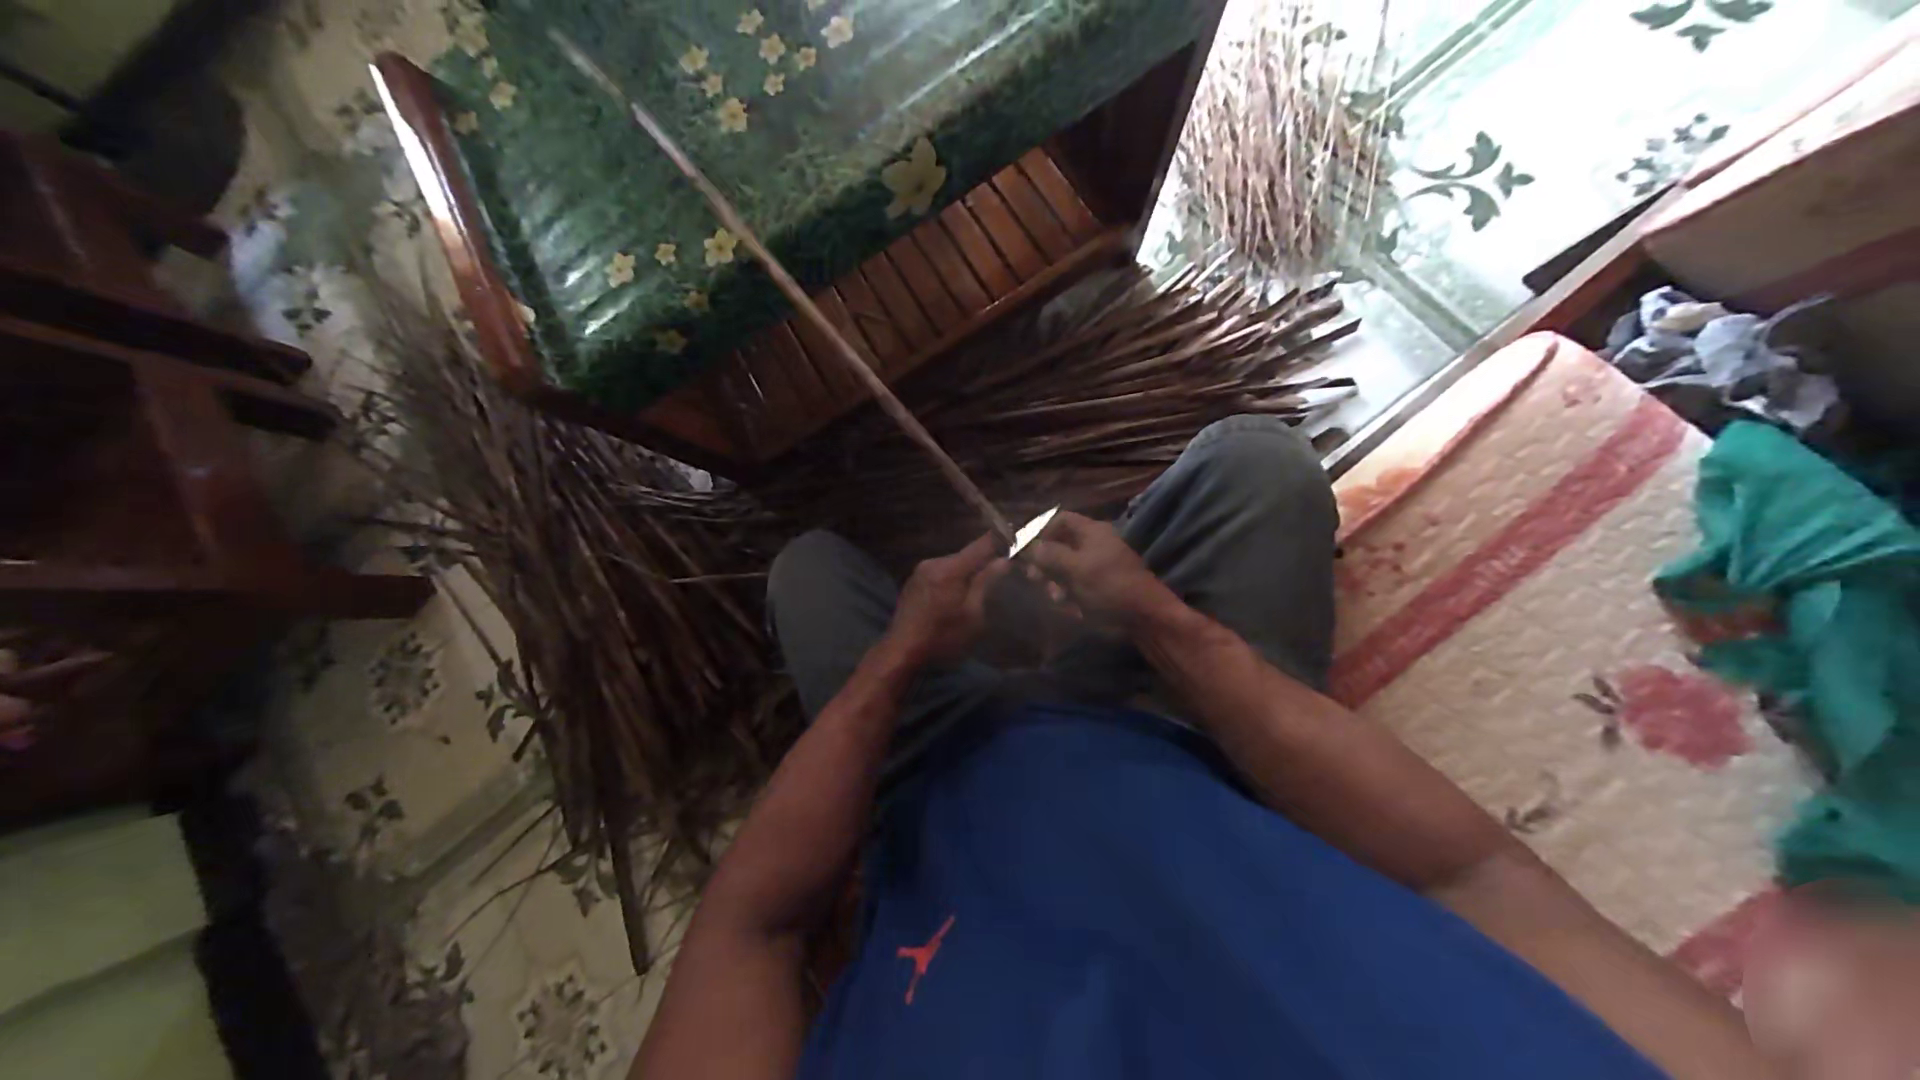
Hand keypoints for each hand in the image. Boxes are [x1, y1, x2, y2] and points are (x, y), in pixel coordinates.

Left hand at [882, 534, 1011, 667]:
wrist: (901, 651)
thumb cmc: (941, 638)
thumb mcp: (972, 616)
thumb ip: (987, 584)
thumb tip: (1003, 561)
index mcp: (949, 569)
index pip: (981, 544)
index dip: (1001, 540)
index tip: (1017, 538)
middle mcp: (933, 562)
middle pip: (967, 554)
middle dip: (984, 561)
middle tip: (1001, 573)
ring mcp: (921, 570)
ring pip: (954, 563)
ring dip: (967, 571)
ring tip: (978, 589)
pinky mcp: (914, 579)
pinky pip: (941, 571)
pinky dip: (953, 577)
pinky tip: (955, 596)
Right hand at [1026, 511, 1179, 629]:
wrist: (1145, 617)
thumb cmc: (1110, 586)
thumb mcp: (1077, 568)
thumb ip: (1050, 555)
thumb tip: (1029, 546)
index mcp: (1092, 532)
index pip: (1060, 520)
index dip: (1041, 532)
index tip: (1026, 551)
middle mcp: (1094, 545)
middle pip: (1059, 546)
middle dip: (1045, 564)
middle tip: (1035, 579)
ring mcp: (1097, 567)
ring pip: (1064, 571)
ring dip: (1056, 585)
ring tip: (1058, 600)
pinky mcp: (1100, 588)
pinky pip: (1076, 588)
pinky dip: (1070, 598)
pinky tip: (1072, 611)